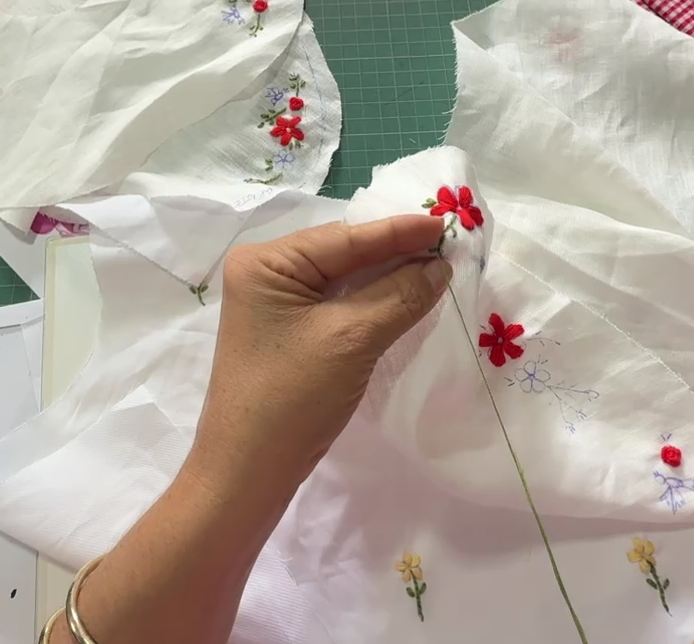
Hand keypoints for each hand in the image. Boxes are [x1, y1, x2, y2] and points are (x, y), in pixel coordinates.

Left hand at [185, 215, 450, 502]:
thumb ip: (398, 295)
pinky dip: (371, 298)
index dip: (397, 231)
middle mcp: (265, 272)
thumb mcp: (351, 339)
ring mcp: (273, 303)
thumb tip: (439, 266)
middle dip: (393, 250)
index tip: (444, 221)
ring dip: (386, 274)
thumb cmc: (292, 398)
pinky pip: (335, 302)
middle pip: (341, 252)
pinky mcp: (286, 330)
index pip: (343, 238)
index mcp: (266, 262)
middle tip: (446, 241)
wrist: (248, 474)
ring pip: (341, 277)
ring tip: (434, 262)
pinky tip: (403, 292)